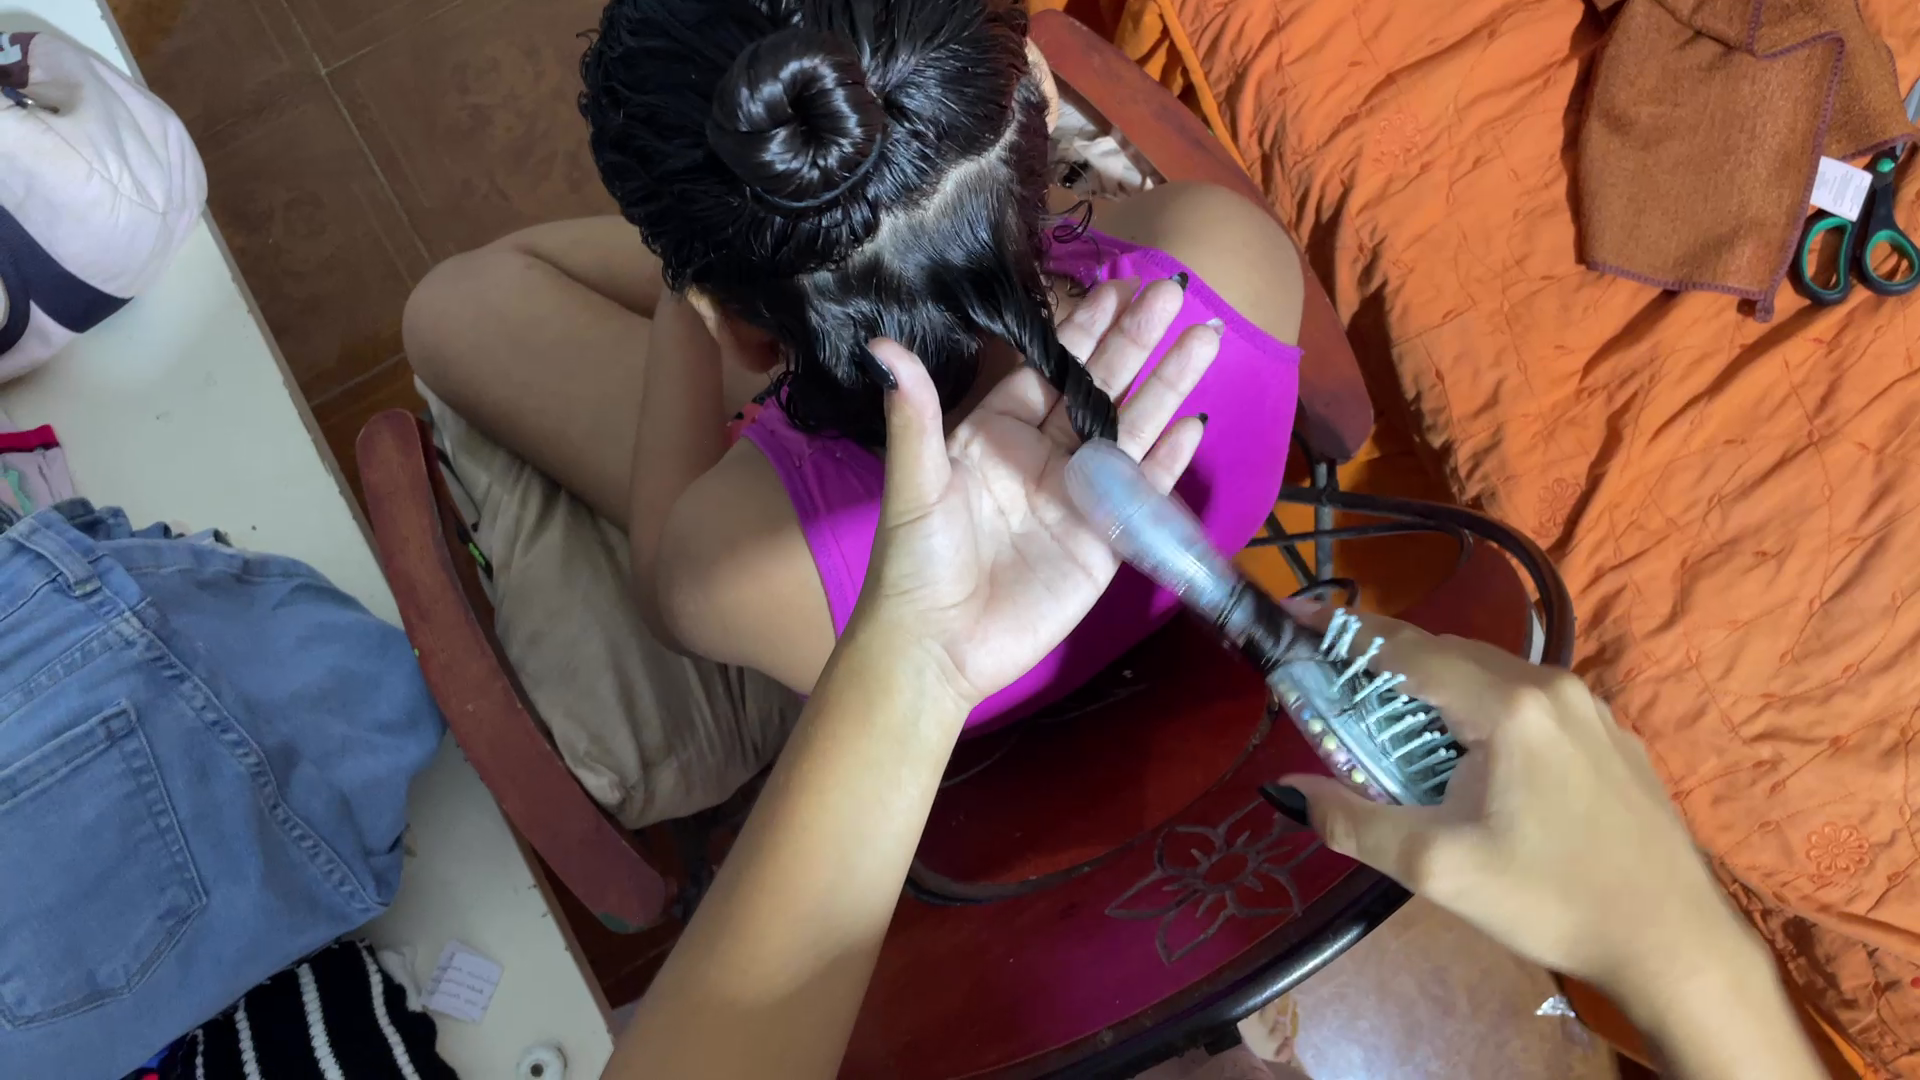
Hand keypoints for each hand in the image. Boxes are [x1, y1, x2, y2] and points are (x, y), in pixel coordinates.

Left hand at [852, 278, 1214, 707]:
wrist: (939, 645)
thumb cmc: (918, 562)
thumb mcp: (915, 484)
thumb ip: (914, 415)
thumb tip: (883, 345)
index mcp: (996, 435)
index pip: (1047, 370)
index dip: (1080, 331)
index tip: (1115, 289)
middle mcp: (1041, 457)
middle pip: (1096, 389)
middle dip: (1134, 342)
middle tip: (1173, 293)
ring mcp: (1077, 497)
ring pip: (1128, 430)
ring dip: (1166, 387)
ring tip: (1204, 340)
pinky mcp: (1103, 541)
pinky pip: (1142, 491)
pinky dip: (1167, 461)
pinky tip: (1194, 424)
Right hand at [1276, 605, 1749, 999]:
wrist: (1681, 952)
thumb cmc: (1551, 900)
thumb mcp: (1434, 867)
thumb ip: (1349, 820)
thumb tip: (1284, 789)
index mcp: (1508, 706)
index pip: (1405, 649)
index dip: (1343, 632)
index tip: (1294, 616)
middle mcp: (1549, 686)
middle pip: (1441, 651)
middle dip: (1379, 659)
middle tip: (1330, 678)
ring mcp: (1585, 706)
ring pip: (1481, 669)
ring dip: (1425, 682)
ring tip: (1385, 714)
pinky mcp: (1604, 730)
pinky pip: (1517, 692)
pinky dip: (1470, 699)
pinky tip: (1459, 743)